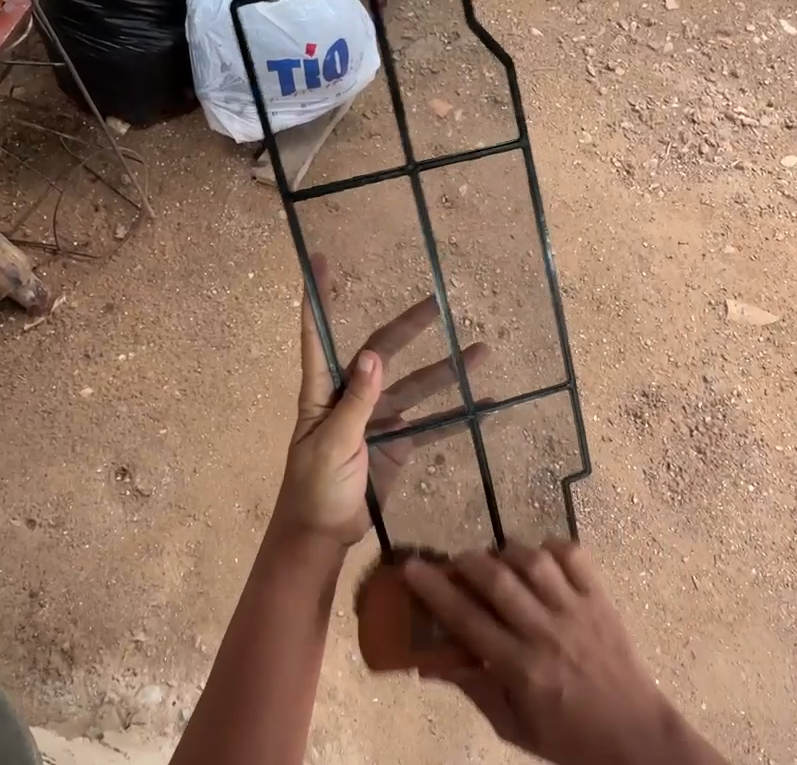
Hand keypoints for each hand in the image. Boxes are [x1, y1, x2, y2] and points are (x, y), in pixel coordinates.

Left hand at [275, 256, 489, 546]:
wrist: (322, 535)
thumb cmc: (314, 488)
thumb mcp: (332, 444)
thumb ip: (355, 402)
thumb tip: (373, 355)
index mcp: (323, 390)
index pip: (319, 334)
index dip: (320, 299)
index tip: (319, 261)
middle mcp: (351, 395)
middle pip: (382, 351)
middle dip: (409, 327)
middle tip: (438, 304)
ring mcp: (376, 419)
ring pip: (414, 386)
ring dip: (445, 371)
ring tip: (482, 351)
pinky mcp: (396, 443)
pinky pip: (429, 422)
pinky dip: (454, 413)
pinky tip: (482, 404)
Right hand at [404, 543, 715, 764]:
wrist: (635, 736)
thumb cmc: (567, 737)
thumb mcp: (513, 727)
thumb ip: (475, 689)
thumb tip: (433, 660)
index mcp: (521, 669)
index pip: (468, 620)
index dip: (435, 590)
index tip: (412, 567)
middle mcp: (546, 633)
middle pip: (498, 581)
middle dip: (468, 562)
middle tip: (455, 560)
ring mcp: (577, 611)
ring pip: (534, 561)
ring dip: (508, 552)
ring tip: (498, 559)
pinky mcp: (601, 598)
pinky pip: (574, 555)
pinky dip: (552, 547)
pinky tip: (540, 557)